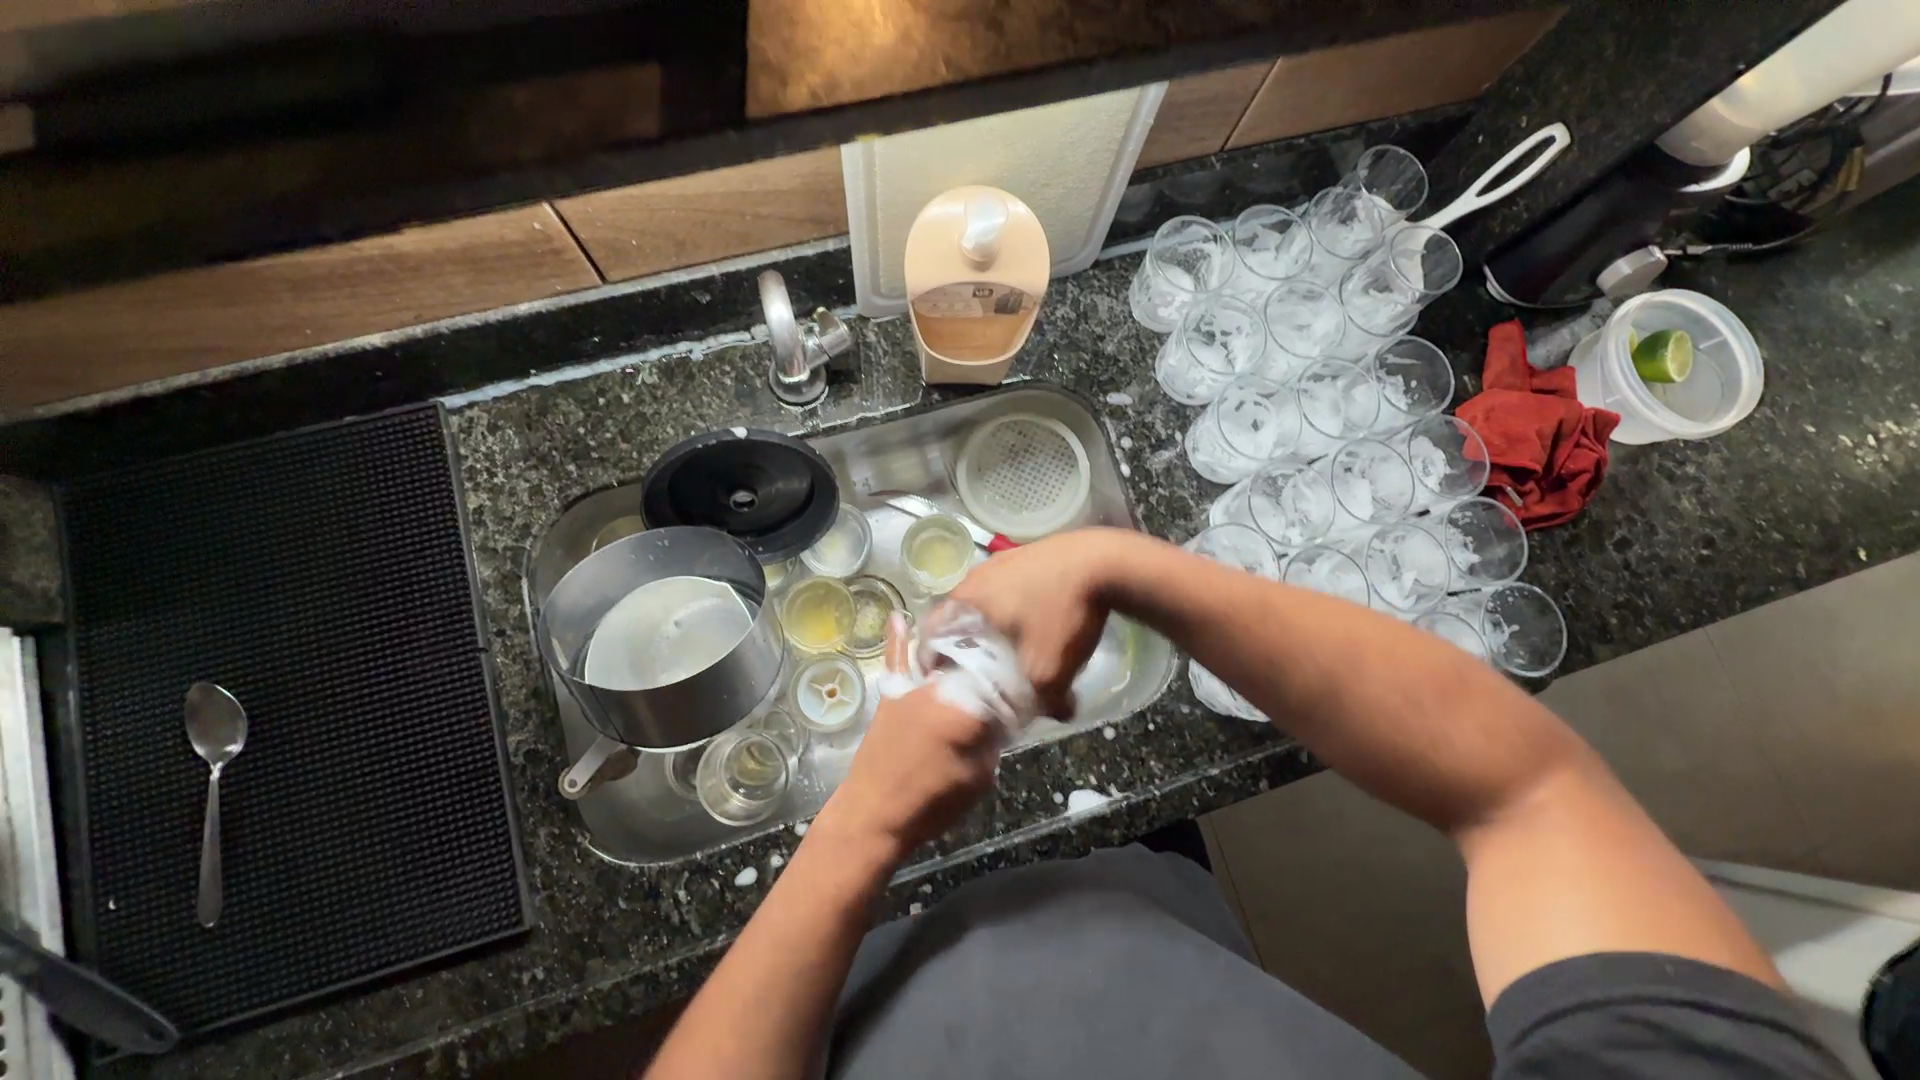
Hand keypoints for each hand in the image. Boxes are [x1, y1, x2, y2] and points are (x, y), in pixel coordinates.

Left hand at [813, 621, 1001, 866]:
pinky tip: (898, 615)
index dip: (1023, 689)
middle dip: (997, 669)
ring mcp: (915, 686)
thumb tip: (1001, 717)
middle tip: (1011, 677)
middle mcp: (942, 685)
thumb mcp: (981, 776)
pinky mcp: (891, 693)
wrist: (875, 815)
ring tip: (982, 639)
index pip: (1009, 684)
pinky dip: (897, 638)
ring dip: (963, 651)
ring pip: (945, 658)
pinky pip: (897, 660)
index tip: (1035, 695)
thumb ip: (994, 739)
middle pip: (978, 665)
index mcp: (969, 707)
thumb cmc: (934, 803)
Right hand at [947, 527, 1127, 718]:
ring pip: (984, 603)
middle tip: (983, 673)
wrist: (1107, 561)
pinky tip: (1037, 621)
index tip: (950, 685)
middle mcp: (975, 575)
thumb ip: (1045, 702)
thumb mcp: (1050, 670)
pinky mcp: (1027, 554)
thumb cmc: (1064, 613)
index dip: (935, 664)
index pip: (930, 635)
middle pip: (956, 620)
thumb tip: (1058, 714)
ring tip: (1012, 649)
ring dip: (991, 626)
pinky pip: (1008, 589)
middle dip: (966, 648)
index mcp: (966, 600)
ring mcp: (1001, 560)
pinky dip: (1014, 608)